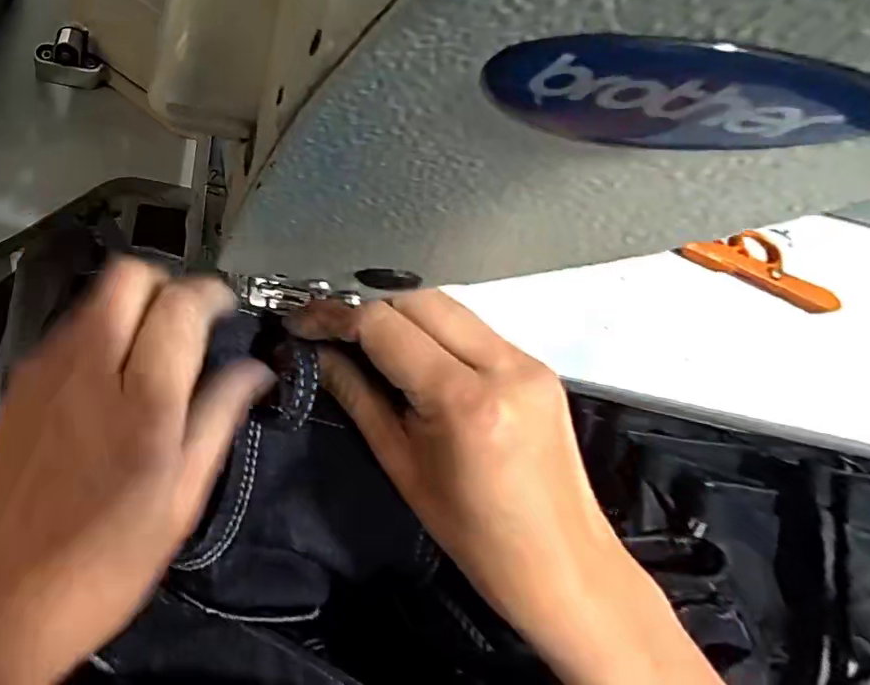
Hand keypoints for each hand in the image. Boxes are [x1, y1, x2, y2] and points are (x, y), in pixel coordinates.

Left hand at [0, 257, 272, 684]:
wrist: (1, 584)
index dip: (211, 293)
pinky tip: (110, 369)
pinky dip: (102, 324)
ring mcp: (49, 361)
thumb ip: (220, 416)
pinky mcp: (25, 369)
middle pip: (131, 274)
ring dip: (134, 301)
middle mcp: (90, 364)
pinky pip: (74, 320)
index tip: (225, 307)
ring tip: (151, 345)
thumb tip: (257, 369)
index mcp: (142, 402)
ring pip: (99, 290)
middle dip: (167, 283)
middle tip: (185, 320)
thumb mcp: (182, 497)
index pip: (180, 305)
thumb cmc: (108, 555)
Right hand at [298, 291, 718, 684]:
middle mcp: (504, 367)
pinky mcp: (536, 364)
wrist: (566, 571)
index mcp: (466, 401)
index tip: (302, 321)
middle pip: (415, 298)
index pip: (383, 324)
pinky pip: (468, 324)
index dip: (333, 316)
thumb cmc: (476, 534)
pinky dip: (430, 326)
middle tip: (330, 328)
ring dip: (396, 311)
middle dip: (364, 306)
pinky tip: (409, 350)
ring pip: (443, 303)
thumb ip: (355, 393)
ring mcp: (526, 361)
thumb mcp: (398, 463)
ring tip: (363, 336)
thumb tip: (317, 352)